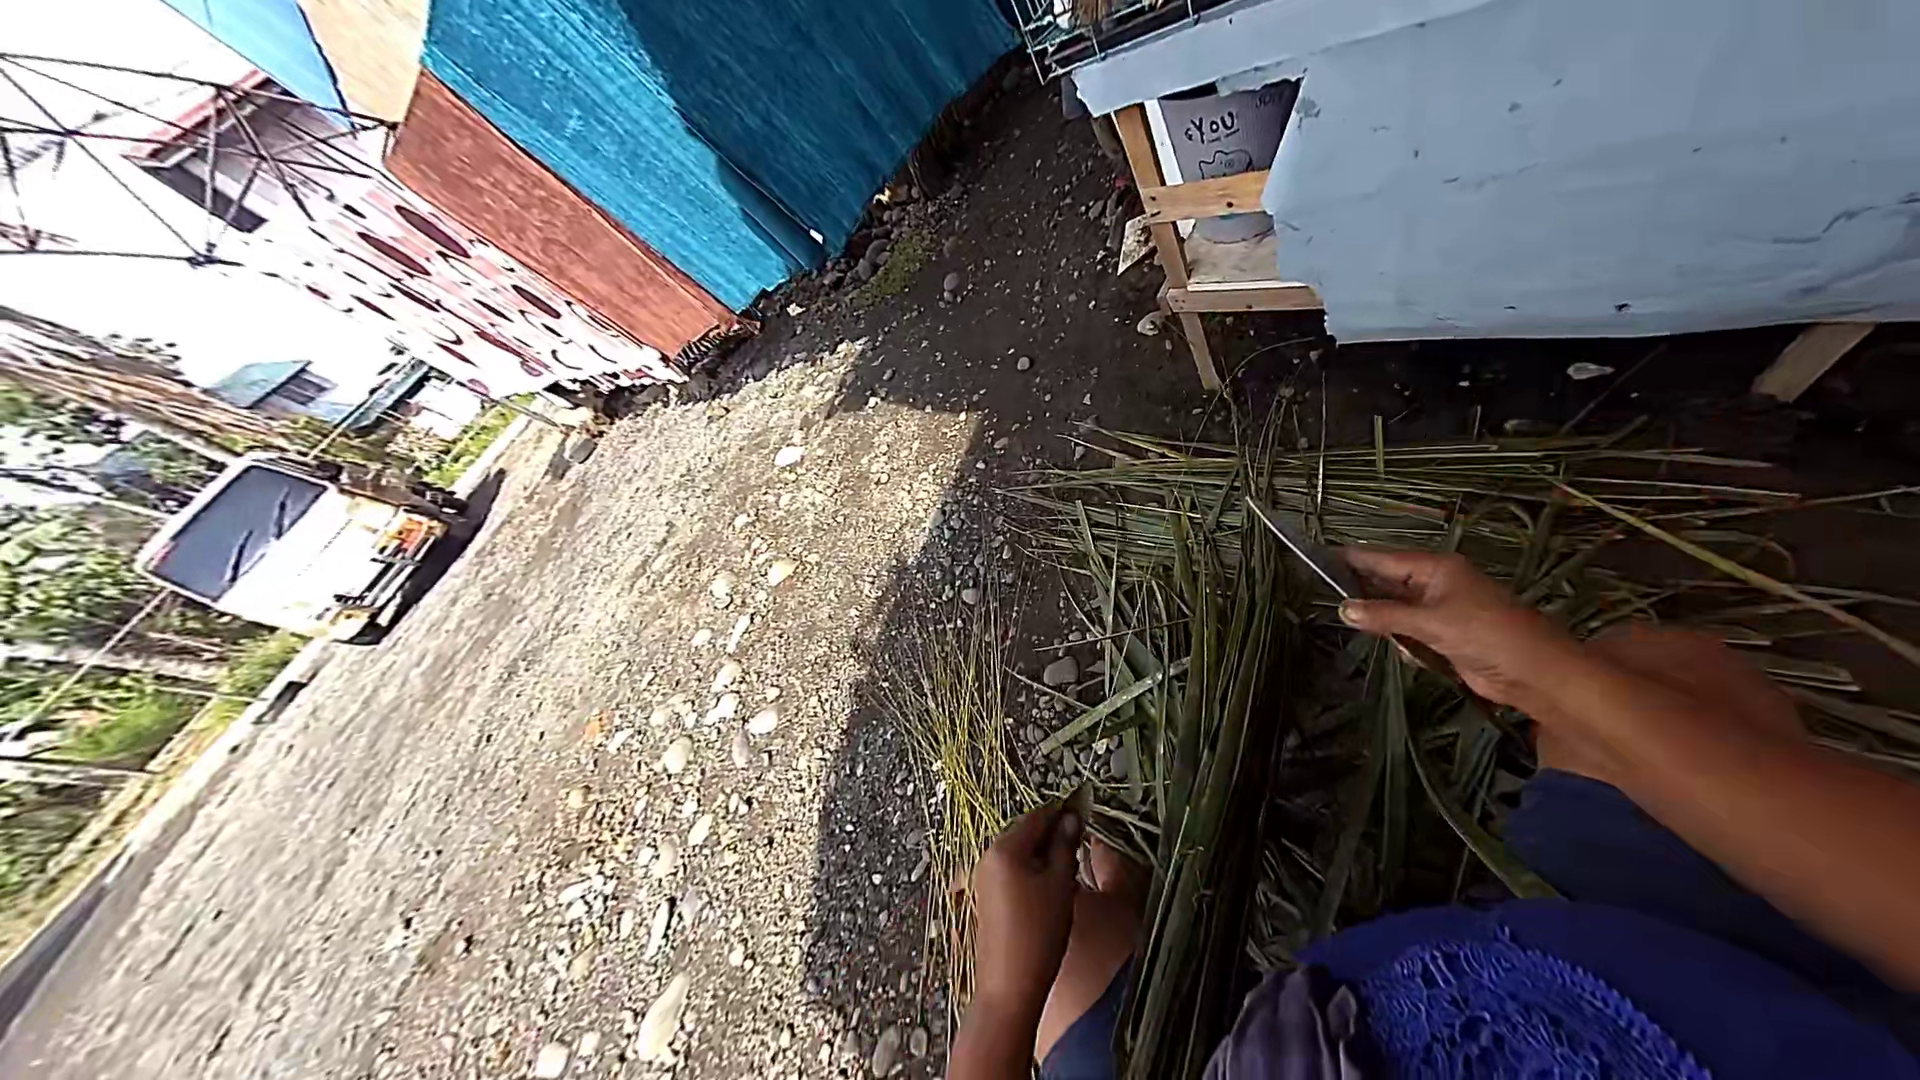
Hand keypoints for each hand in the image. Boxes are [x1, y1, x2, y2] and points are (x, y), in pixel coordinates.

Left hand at [971, 803, 1083, 1013]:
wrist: (1009, 986)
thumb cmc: (1038, 933)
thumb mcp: (1060, 884)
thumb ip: (1065, 846)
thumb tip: (1071, 818)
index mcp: (1004, 848)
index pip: (1036, 817)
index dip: (1061, 813)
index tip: (1082, 814)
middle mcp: (988, 856)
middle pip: (1025, 833)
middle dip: (1052, 837)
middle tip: (1078, 848)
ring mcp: (984, 877)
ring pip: (1019, 853)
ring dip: (1043, 856)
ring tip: (1067, 874)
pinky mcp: (987, 896)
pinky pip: (1011, 871)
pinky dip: (1031, 872)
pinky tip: (1049, 891)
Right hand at [1336, 549, 1580, 706]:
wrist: (1539, 675)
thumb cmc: (1488, 636)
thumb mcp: (1430, 623)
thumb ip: (1383, 615)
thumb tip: (1343, 609)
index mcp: (1435, 568)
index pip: (1380, 558)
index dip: (1348, 559)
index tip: (1313, 559)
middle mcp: (1433, 584)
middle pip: (1383, 582)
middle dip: (1361, 593)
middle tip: (1327, 599)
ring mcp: (1438, 609)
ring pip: (1391, 610)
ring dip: (1384, 623)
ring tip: (1374, 632)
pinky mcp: (1442, 634)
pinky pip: (1405, 631)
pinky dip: (1402, 642)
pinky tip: (1411, 654)